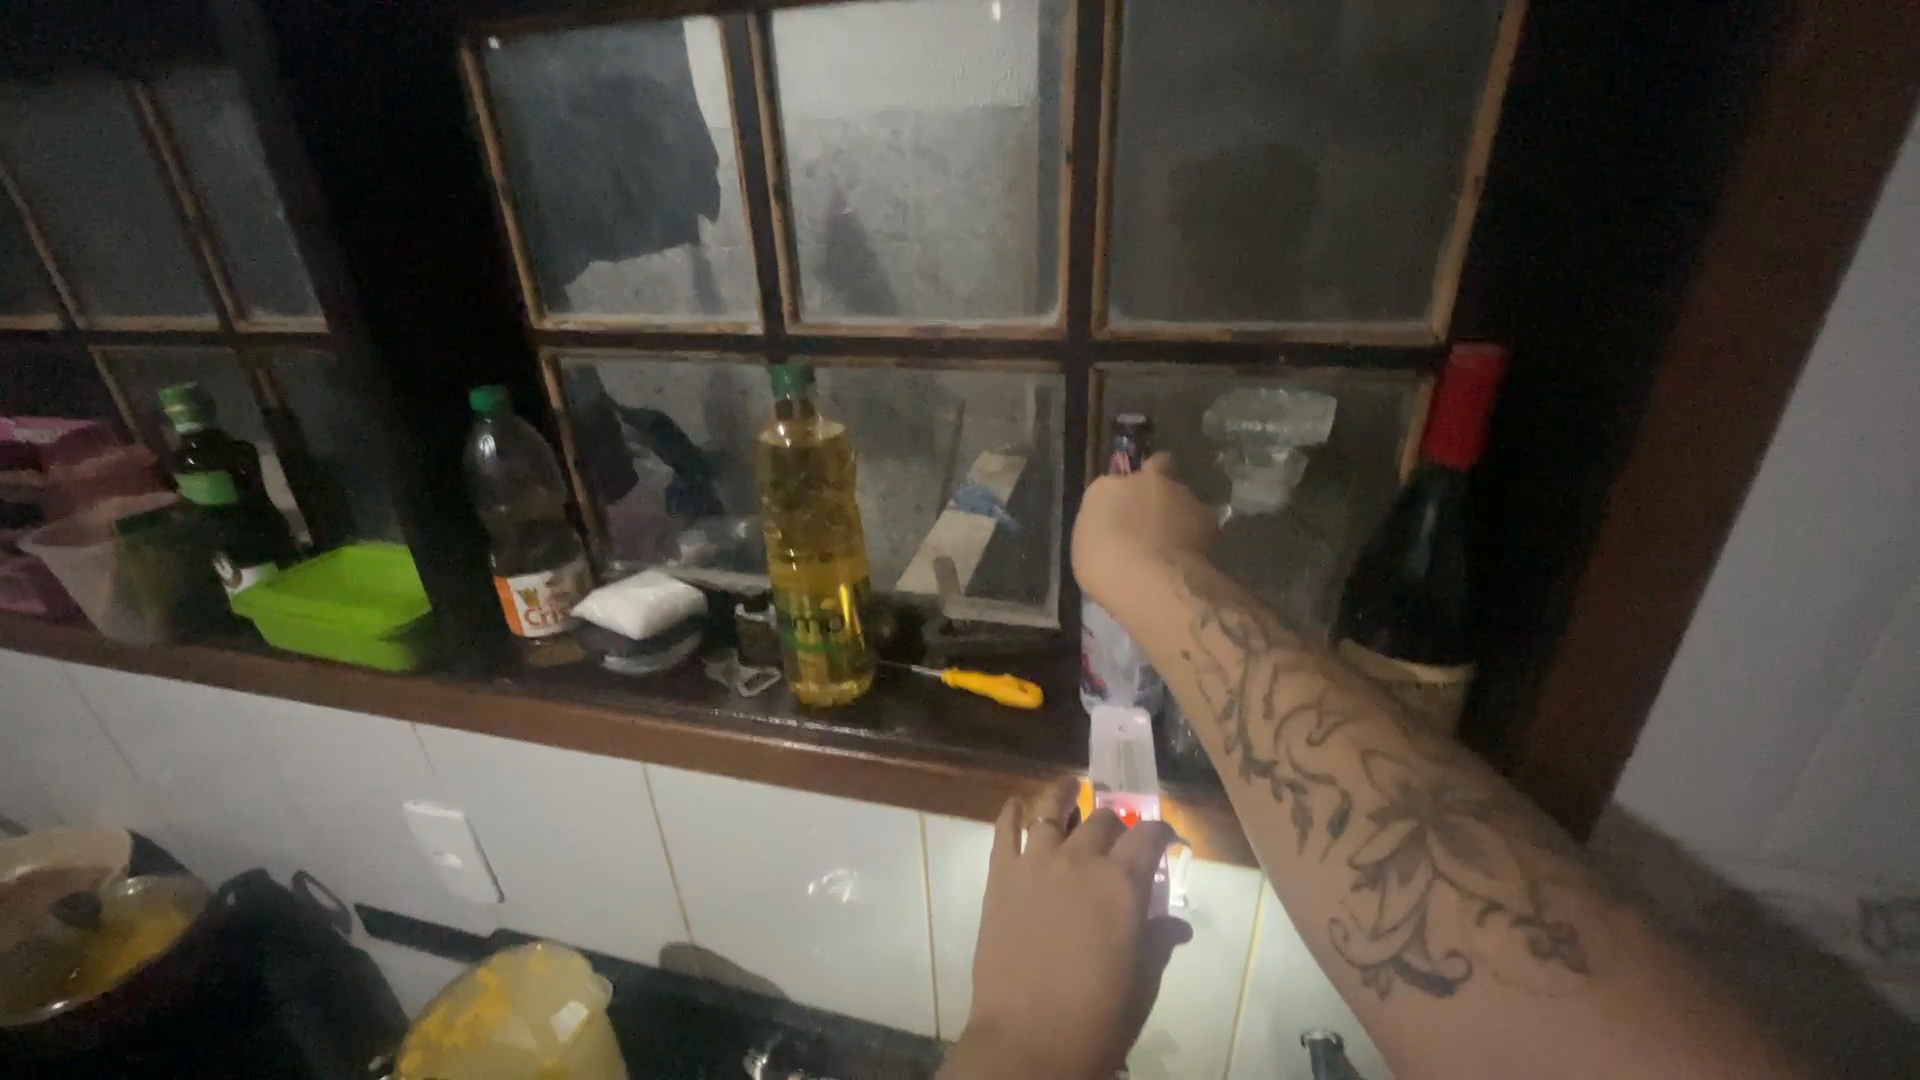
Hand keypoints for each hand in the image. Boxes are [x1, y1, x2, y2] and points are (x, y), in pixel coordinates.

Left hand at [945, 778, 1190, 1078]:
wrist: (1029, 1041)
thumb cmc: (1097, 1018)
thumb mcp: (1141, 982)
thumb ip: (1157, 941)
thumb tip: (1177, 924)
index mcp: (1121, 884)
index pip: (1147, 836)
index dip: (1161, 831)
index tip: (1167, 837)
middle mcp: (1080, 860)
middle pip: (1102, 820)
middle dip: (1115, 821)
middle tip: (1117, 831)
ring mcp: (1036, 863)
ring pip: (1051, 810)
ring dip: (1063, 795)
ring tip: (1069, 786)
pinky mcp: (1001, 875)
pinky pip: (1005, 830)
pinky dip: (1011, 812)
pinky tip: (1016, 805)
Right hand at [1073, 452, 1217, 606]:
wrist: (1150, 580)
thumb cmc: (1104, 568)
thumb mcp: (1087, 547)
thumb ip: (1104, 528)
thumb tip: (1116, 530)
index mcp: (1105, 488)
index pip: (1112, 482)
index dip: (1119, 496)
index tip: (1121, 515)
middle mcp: (1143, 480)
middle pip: (1155, 469)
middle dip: (1156, 486)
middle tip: (1153, 515)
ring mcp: (1177, 493)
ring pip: (1181, 494)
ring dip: (1178, 510)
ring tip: (1175, 541)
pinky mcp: (1205, 513)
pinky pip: (1201, 517)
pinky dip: (1198, 530)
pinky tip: (1192, 552)